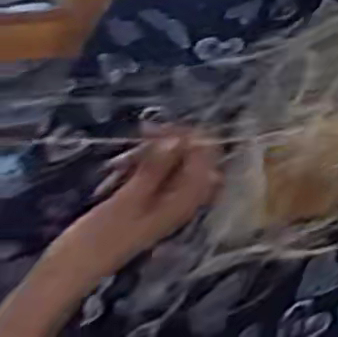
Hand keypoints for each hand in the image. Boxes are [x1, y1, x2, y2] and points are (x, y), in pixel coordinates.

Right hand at [64, 128, 221, 279]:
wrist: (61, 280)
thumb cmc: (96, 241)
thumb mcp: (128, 199)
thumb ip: (158, 167)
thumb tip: (180, 138)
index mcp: (195, 191)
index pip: (205, 150)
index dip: (183, 135)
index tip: (152, 127)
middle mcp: (193, 194)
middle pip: (188, 156)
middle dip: (158, 150)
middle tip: (121, 156)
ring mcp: (173, 200)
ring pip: (169, 166)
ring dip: (141, 164)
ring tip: (109, 174)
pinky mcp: (152, 206)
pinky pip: (154, 180)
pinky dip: (135, 177)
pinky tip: (108, 185)